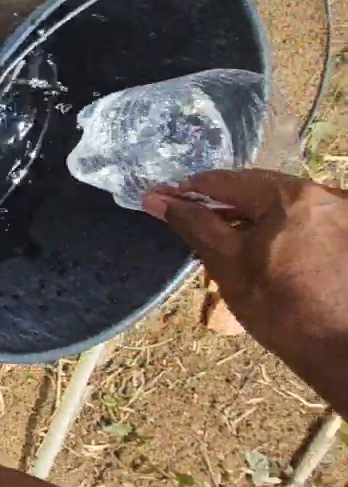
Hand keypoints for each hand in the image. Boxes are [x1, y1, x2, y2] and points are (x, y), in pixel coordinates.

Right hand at [144, 170, 347, 410]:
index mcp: (293, 197)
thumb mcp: (224, 260)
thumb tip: (156, 199)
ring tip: (229, 239)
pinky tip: (268, 250)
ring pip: (287, 204)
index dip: (185, 192)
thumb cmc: (281, 304)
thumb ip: (192, 222)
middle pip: (260, 188)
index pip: (223, 181)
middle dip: (222, 202)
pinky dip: (282, 228)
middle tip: (191, 221)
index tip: (160, 204)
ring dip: (253, 215)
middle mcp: (332, 197)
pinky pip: (311, 220)